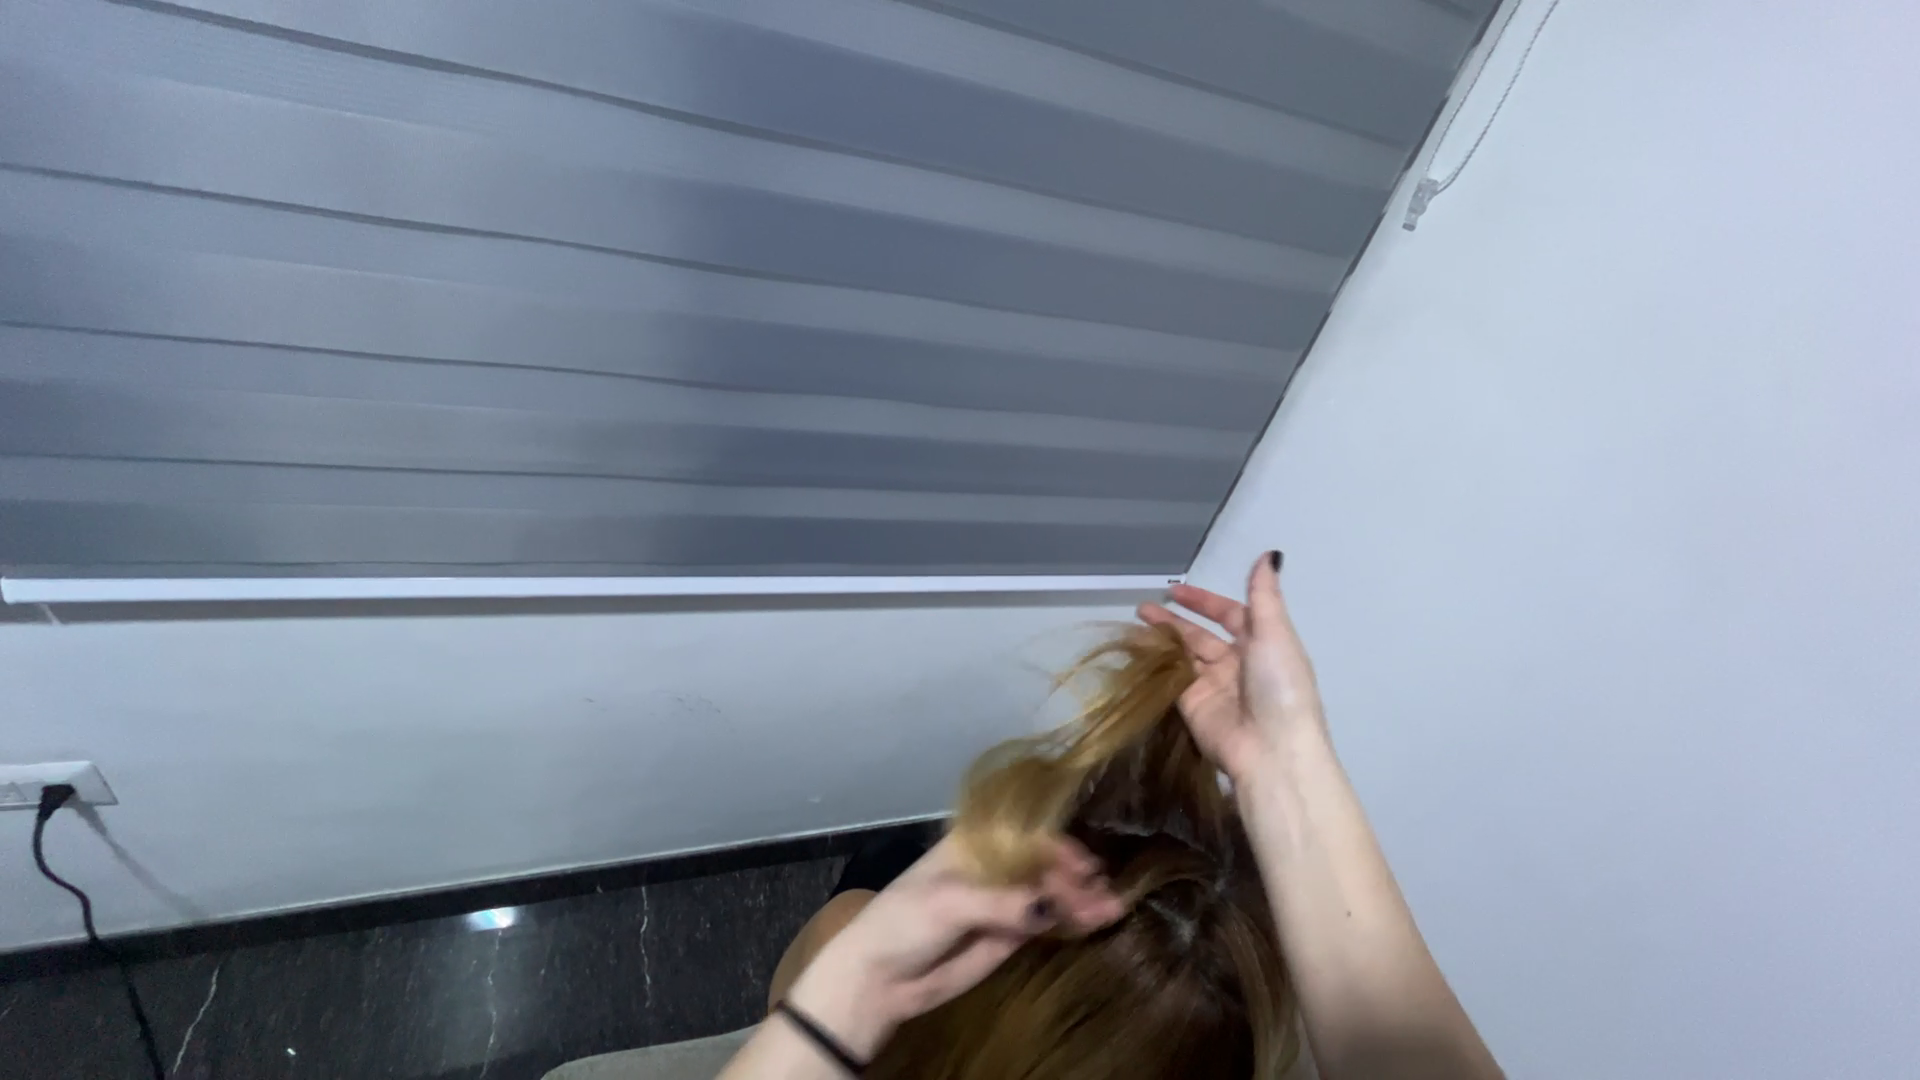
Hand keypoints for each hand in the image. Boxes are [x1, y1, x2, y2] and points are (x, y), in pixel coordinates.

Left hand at [787, 835, 1122, 1057]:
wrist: (880, 978)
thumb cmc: (904, 921)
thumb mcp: (948, 904)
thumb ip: (1001, 904)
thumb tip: (1051, 907)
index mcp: (974, 842)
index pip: (1026, 835)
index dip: (1057, 847)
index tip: (1083, 866)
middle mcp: (994, 865)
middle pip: (1044, 863)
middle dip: (1075, 875)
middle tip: (1103, 895)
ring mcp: (1004, 899)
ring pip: (1050, 892)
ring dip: (1081, 897)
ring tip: (1111, 909)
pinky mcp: (1009, 934)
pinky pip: (1046, 921)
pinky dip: (1071, 919)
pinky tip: (1096, 920)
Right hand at [1138, 552, 1326, 782]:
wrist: (1271, 750)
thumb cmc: (1279, 686)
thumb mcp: (1274, 634)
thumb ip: (1263, 595)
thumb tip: (1271, 553)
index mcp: (1261, 644)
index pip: (1229, 614)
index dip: (1203, 600)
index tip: (1174, 590)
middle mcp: (1236, 662)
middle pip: (1200, 634)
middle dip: (1174, 620)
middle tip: (1144, 608)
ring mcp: (1212, 685)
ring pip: (1183, 654)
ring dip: (1163, 638)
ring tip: (1136, 622)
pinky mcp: (1192, 705)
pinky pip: (1172, 677)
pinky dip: (1157, 663)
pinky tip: (1137, 648)